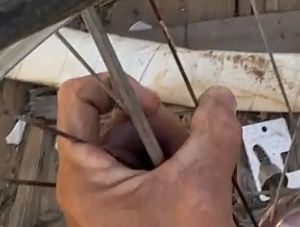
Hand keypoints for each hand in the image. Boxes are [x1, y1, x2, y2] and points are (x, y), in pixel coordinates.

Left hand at [55, 76, 241, 226]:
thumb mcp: (198, 189)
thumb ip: (213, 132)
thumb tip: (220, 96)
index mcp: (83, 172)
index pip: (79, 96)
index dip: (117, 85)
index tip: (155, 106)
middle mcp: (90, 182)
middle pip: (123, 122)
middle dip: (167, 133)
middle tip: (195, 159)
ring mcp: (111, 201)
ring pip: (144, 147)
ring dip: (180, 155)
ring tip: (203, 185)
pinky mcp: (131, 216)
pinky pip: (154, 174)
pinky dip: (180, 176)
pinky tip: (201, 197)